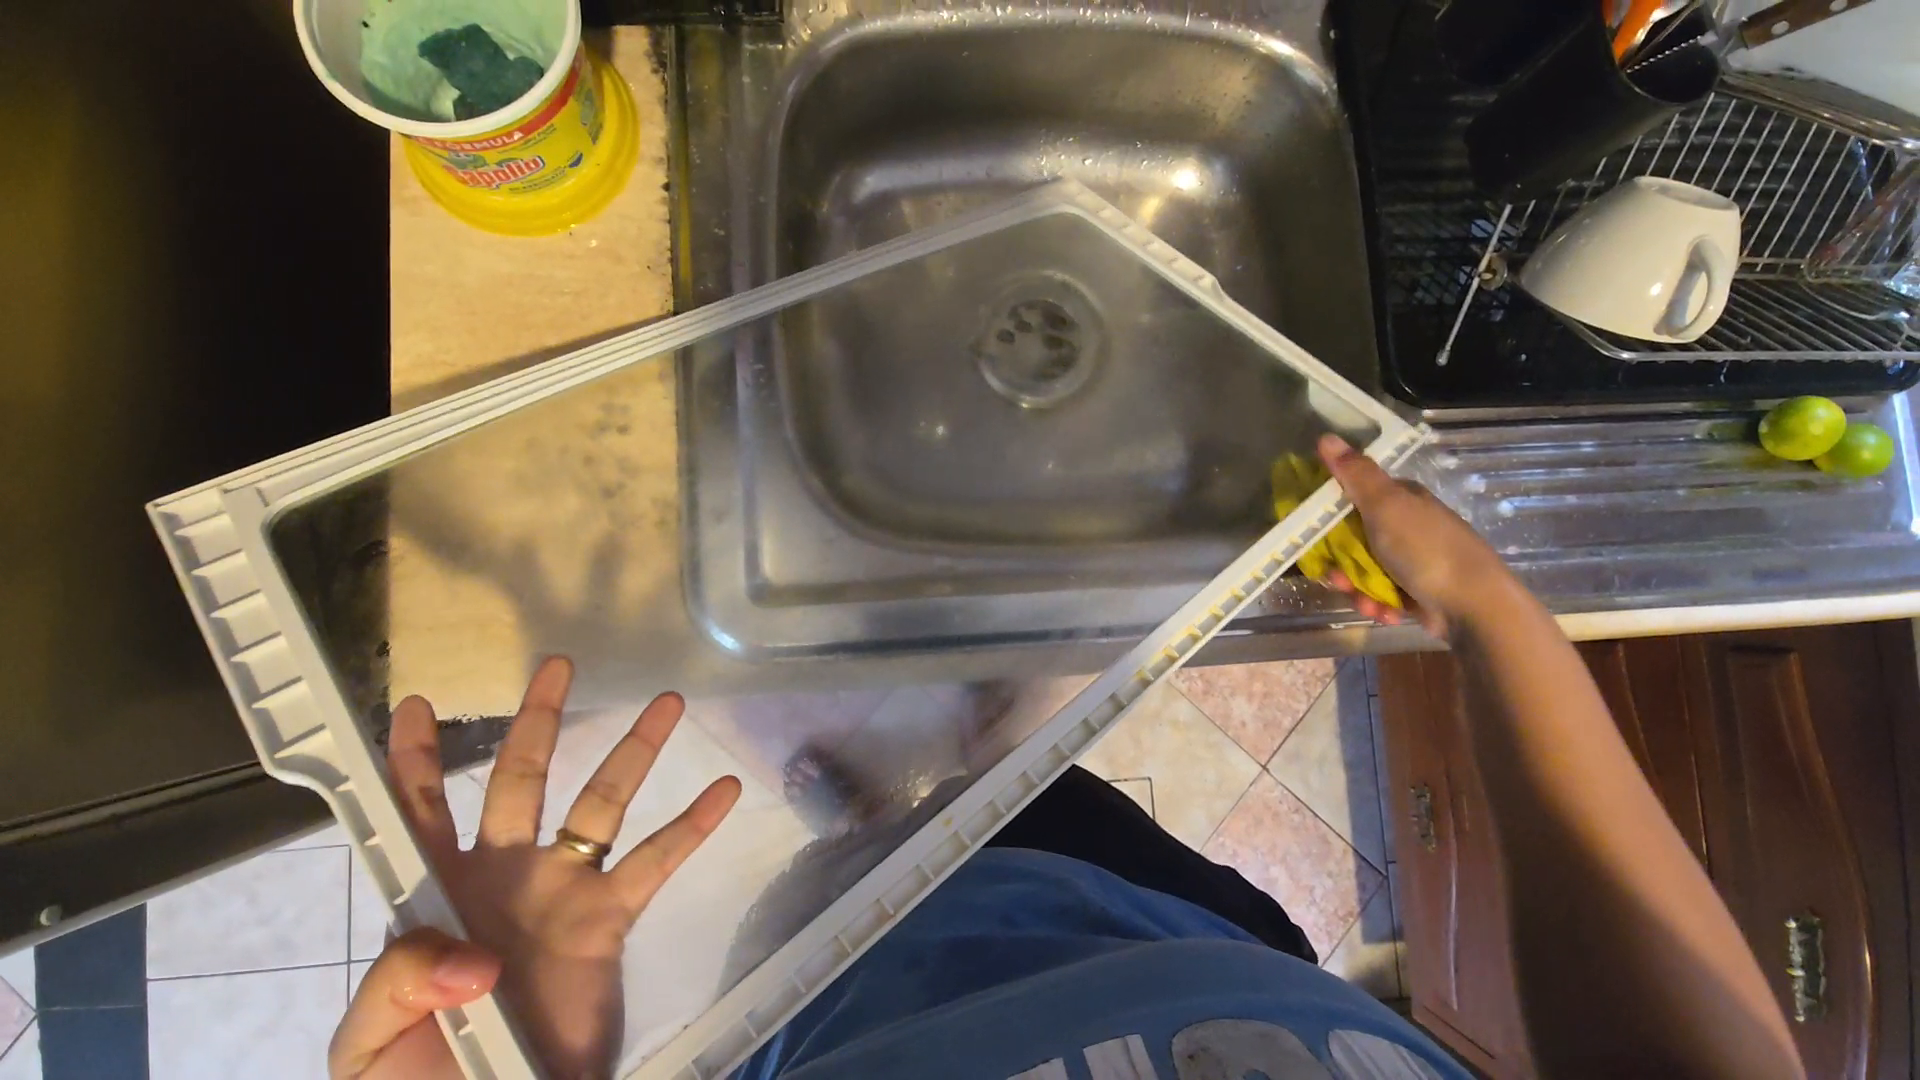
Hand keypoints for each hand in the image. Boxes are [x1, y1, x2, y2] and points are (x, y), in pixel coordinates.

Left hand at [332, 656, 741, 1078]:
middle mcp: (506, 875)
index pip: (422, 813)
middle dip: (537, 721)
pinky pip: (655, 865)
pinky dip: (690, 828)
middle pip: (521, 781)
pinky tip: (722, 791)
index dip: (417, 760)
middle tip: (558, 665)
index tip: (417, 704)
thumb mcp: (368, 1049)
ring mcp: (563, 893)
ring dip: (634, 753)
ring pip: (601, 805)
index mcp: (438, 894)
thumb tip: (478, 952)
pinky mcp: (610, 922)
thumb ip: (397, 982)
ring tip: (669, 703)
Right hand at [1316, 434, 1513, 638]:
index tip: (1313, 531)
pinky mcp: (1417, 592)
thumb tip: (1326, 437)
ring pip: (1365, 571)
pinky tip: (1384, 612)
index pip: (1357, 497)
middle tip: (1335, 576)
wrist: (1473, 605)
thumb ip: (1355, 475)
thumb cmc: (1426, 549)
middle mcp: (1408, 527)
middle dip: (1340, 561)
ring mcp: (1414, 561)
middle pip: (1355, 539)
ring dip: (1357, 589)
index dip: (1331, 514)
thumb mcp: (1386, 506)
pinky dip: (1378, 605)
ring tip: (1363, 601)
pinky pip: (1382, 595)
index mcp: (1404, 501)